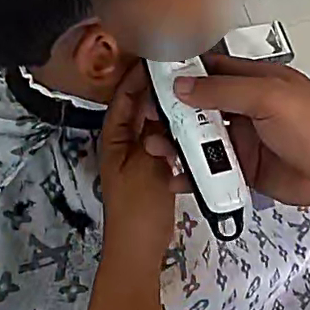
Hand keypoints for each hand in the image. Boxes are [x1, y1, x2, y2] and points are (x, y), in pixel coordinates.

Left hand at [100, 63, 183, 261]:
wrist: (139, 248)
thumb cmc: (137, 210)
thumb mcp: (148, 167)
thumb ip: (156, 137)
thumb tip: (164, 111)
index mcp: (114, 141)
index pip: (123, 100)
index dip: (135, 78)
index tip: (155, 60)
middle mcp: (125, 147)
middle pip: (140, 112)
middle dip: (156, 94)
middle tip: (181, 76)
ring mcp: (140, 161)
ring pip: (156, 130)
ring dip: (170, 116)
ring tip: (191, 100)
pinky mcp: (154, 174)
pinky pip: (166, 149)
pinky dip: (178, 139)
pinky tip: (195, 134)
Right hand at [154, 54, 309, 207]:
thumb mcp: (269, 99)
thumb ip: (224, 91)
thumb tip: (183, 85)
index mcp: (256, 81)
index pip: (211, 70)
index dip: (182, 74)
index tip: (153, 81)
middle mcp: (247, 108)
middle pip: (199, 107)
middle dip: (173, 114)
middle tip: (149, 121)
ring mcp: (244, 140)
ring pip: (201, 139)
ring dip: (178, 144)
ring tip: (157, 149)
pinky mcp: (244, 169)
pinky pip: (211, 169)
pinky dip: (192, 174)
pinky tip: (176, 177)